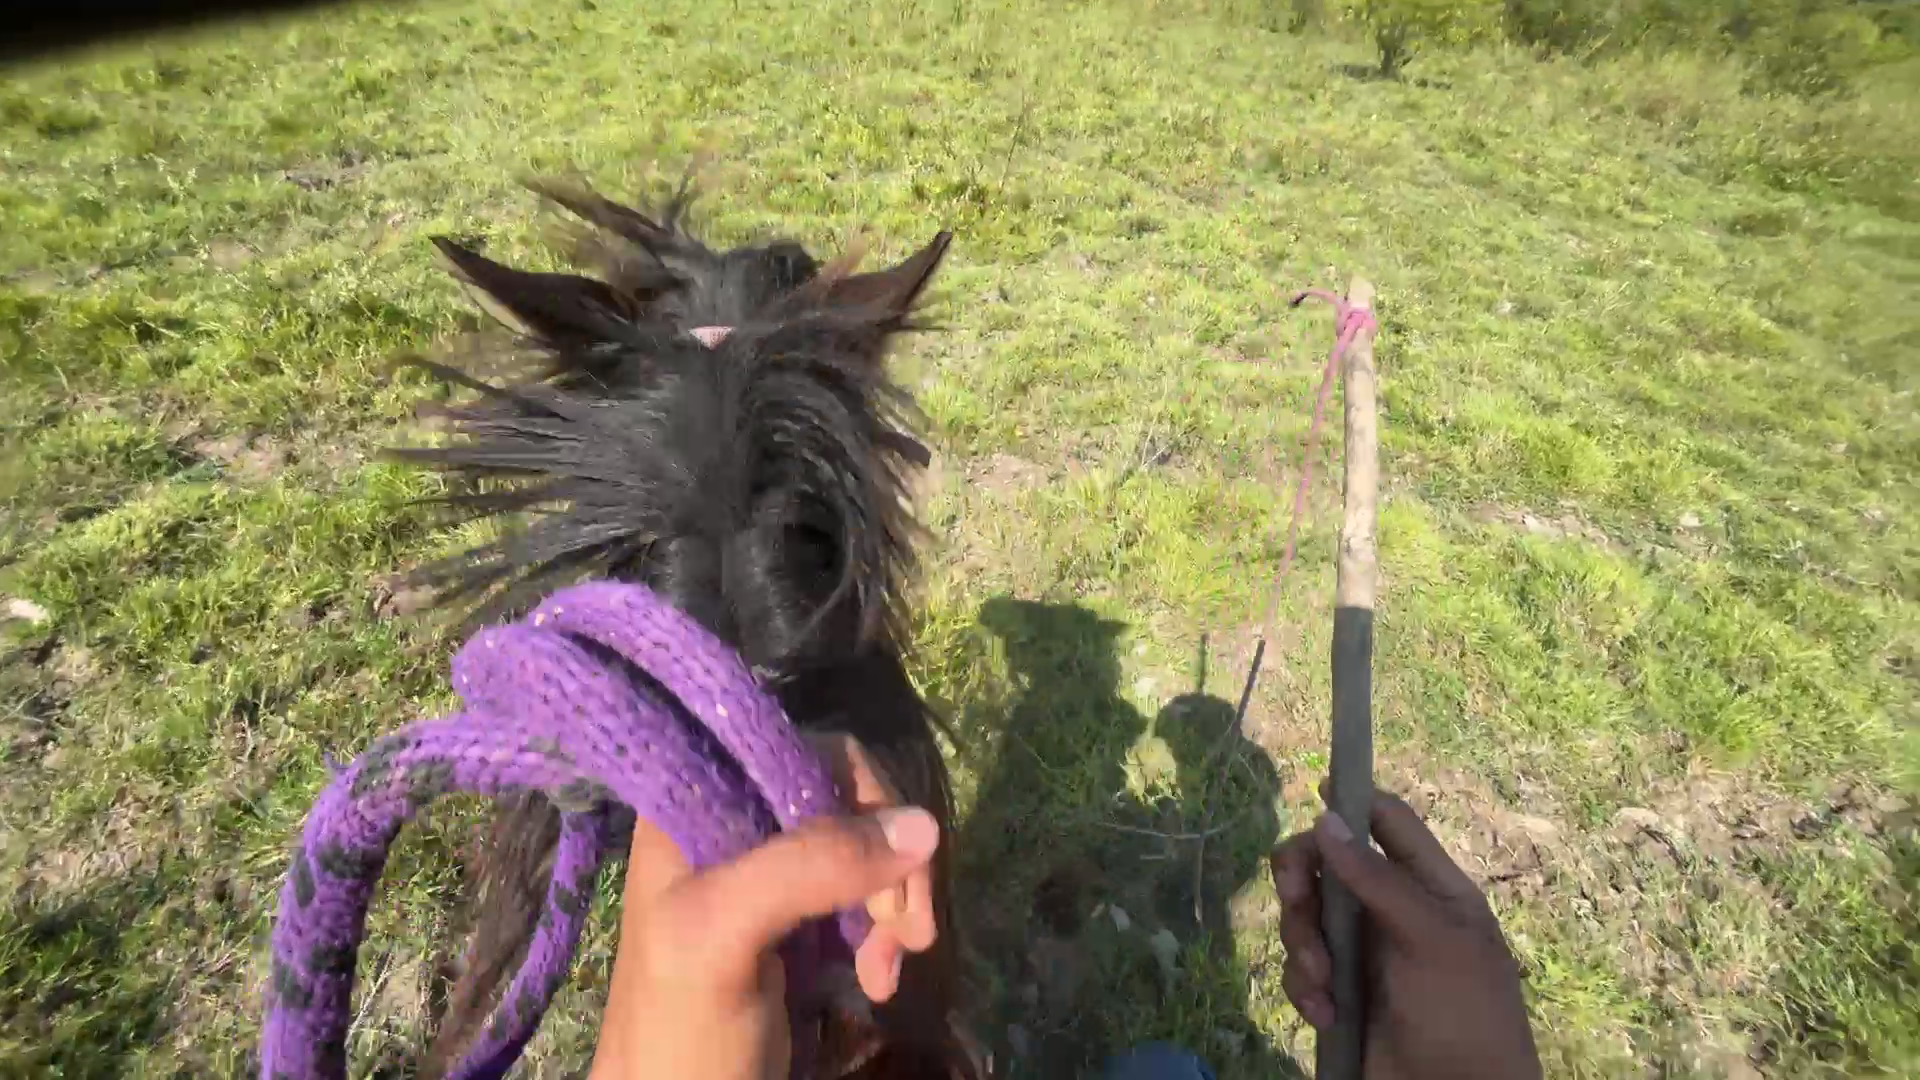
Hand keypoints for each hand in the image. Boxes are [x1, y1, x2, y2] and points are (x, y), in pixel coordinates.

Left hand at [588, 738, 939, 1079]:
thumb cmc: (678, 1028)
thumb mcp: (723, 935)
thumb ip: (808, 866)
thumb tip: (923, 823)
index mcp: (702, 797)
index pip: (810, 751)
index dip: (863, 793)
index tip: (887, 860)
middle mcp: (741, 815)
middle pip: (852, 796)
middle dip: (888, 859)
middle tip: (906, 929)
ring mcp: (774, 862)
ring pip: (869, 840)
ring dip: (896, 898)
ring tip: (893, 963)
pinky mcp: (802, 907)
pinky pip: (869, 885)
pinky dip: (887, 926)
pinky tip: (879, 977)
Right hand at [1270, 790, 1540, 1079]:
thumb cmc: (1463, 1017)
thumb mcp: (1432, 941)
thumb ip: (1377, 878)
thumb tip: (1325, 818)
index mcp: (1429, 888)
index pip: (1389, 822)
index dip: (1354, 801)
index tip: (1317, 795)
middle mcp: (1389, 908)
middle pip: (1325, 860)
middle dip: (1302, 880)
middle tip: (1296, 900)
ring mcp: (1360, 948)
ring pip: (1303, 911)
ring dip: (1302, 943)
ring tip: (1321, 983)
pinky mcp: (1336, 986)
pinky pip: (1298, 962)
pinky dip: (1303, 985)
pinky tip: (1324, 1013)